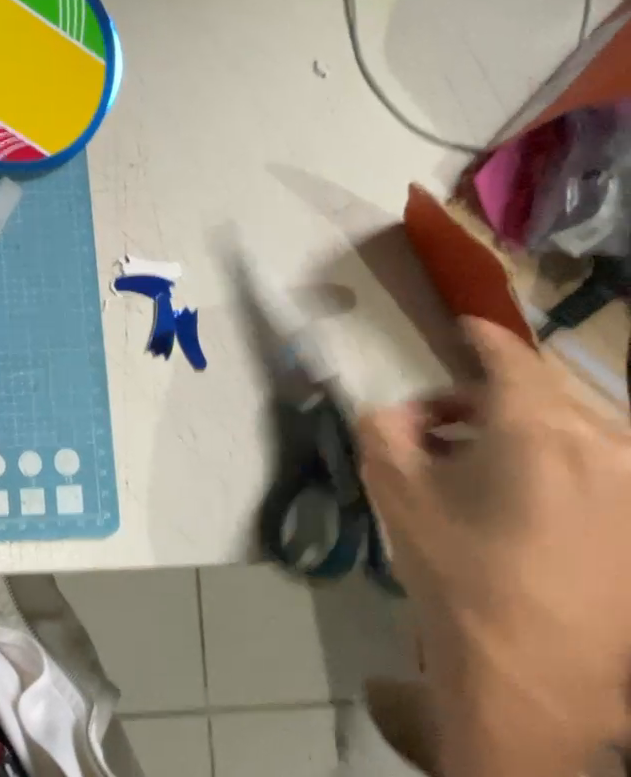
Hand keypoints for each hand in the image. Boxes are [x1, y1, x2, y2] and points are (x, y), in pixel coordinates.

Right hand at [359, 318, 630, 776]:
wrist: (529, 665)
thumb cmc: (452, 563)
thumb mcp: (389, 482)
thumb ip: (384, 423)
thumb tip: (404, 411)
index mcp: (537, 428)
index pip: (509, 358)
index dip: (480, 336)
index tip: (461, 326)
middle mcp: (606, 446)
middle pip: (545, 395)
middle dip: (489, 400)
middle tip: (440, 427)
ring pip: (577, 431)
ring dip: (525, 433)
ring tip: (478, 470)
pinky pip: (600, 467)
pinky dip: (557, 464)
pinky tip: (516, 501)